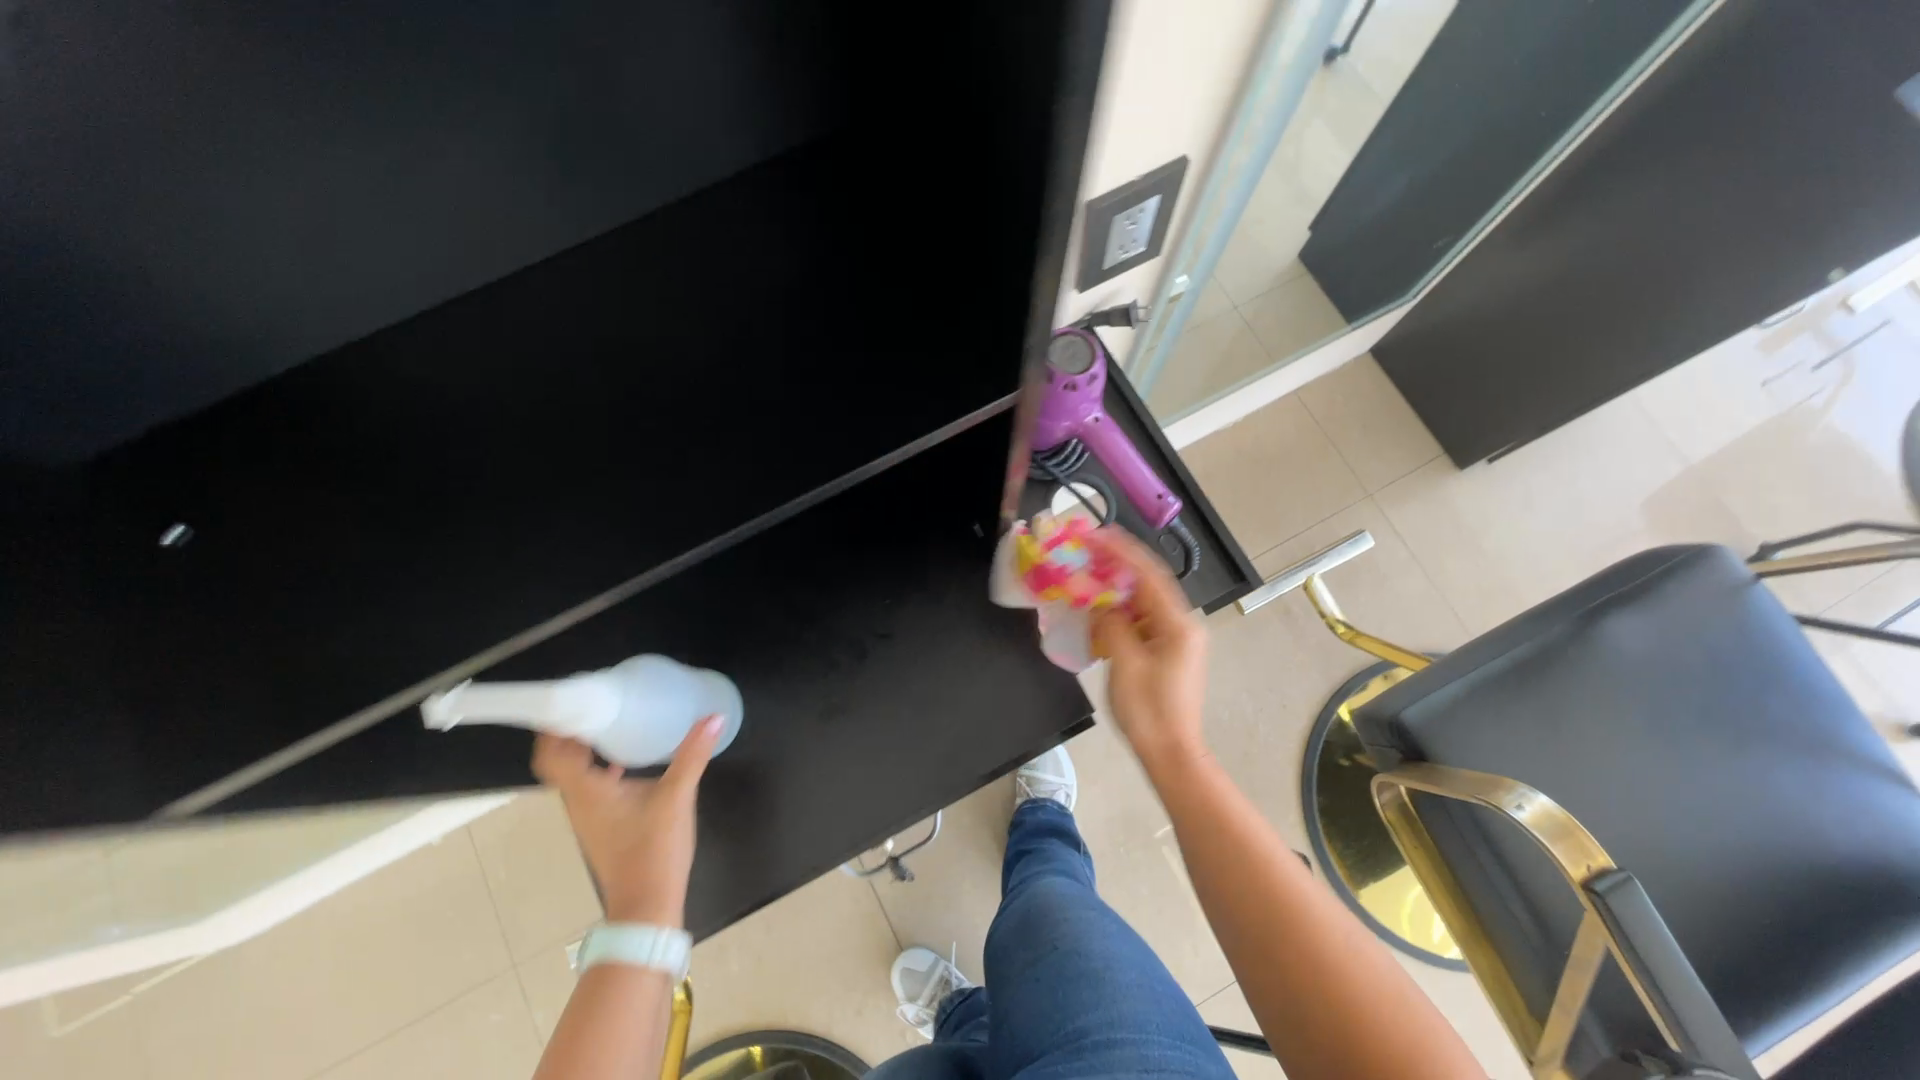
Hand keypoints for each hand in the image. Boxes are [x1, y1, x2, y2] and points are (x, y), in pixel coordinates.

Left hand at [531, 715, 723, 927]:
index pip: (551, 752)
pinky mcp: (601, 826)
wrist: (646, 904)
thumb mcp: (677, 797)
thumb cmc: (653, 850)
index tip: (574, 697)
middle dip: (571, 731)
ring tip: (611, 722)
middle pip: (558, 760)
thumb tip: (714, 718)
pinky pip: (589, 787)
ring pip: (573, 774)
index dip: (555, 724)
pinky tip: (625, 761)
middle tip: (597, 702)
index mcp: (586, 790)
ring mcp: (587, 816)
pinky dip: (599, 768)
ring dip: (584, 749)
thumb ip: (693, 755)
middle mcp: (578, 801)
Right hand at [1090, 528, 1209, 769]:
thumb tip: (1101, 608)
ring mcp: (1175, 640)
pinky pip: (1139, 623)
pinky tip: (1095, 615)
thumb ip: (1111, 626)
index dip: (1120, 551)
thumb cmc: (1150, 712)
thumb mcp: (1125, 664)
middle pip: (1146, 585)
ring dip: (1114, 591)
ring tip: (1085, 578)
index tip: (1096, 534)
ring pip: (1141, 604)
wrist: (1171, 753)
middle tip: (1085, 551)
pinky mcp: (1165, 654)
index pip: (1147, 574)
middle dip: (1115, 566)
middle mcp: (1181, 626)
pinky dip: (1117, 615)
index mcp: (1178, 624)